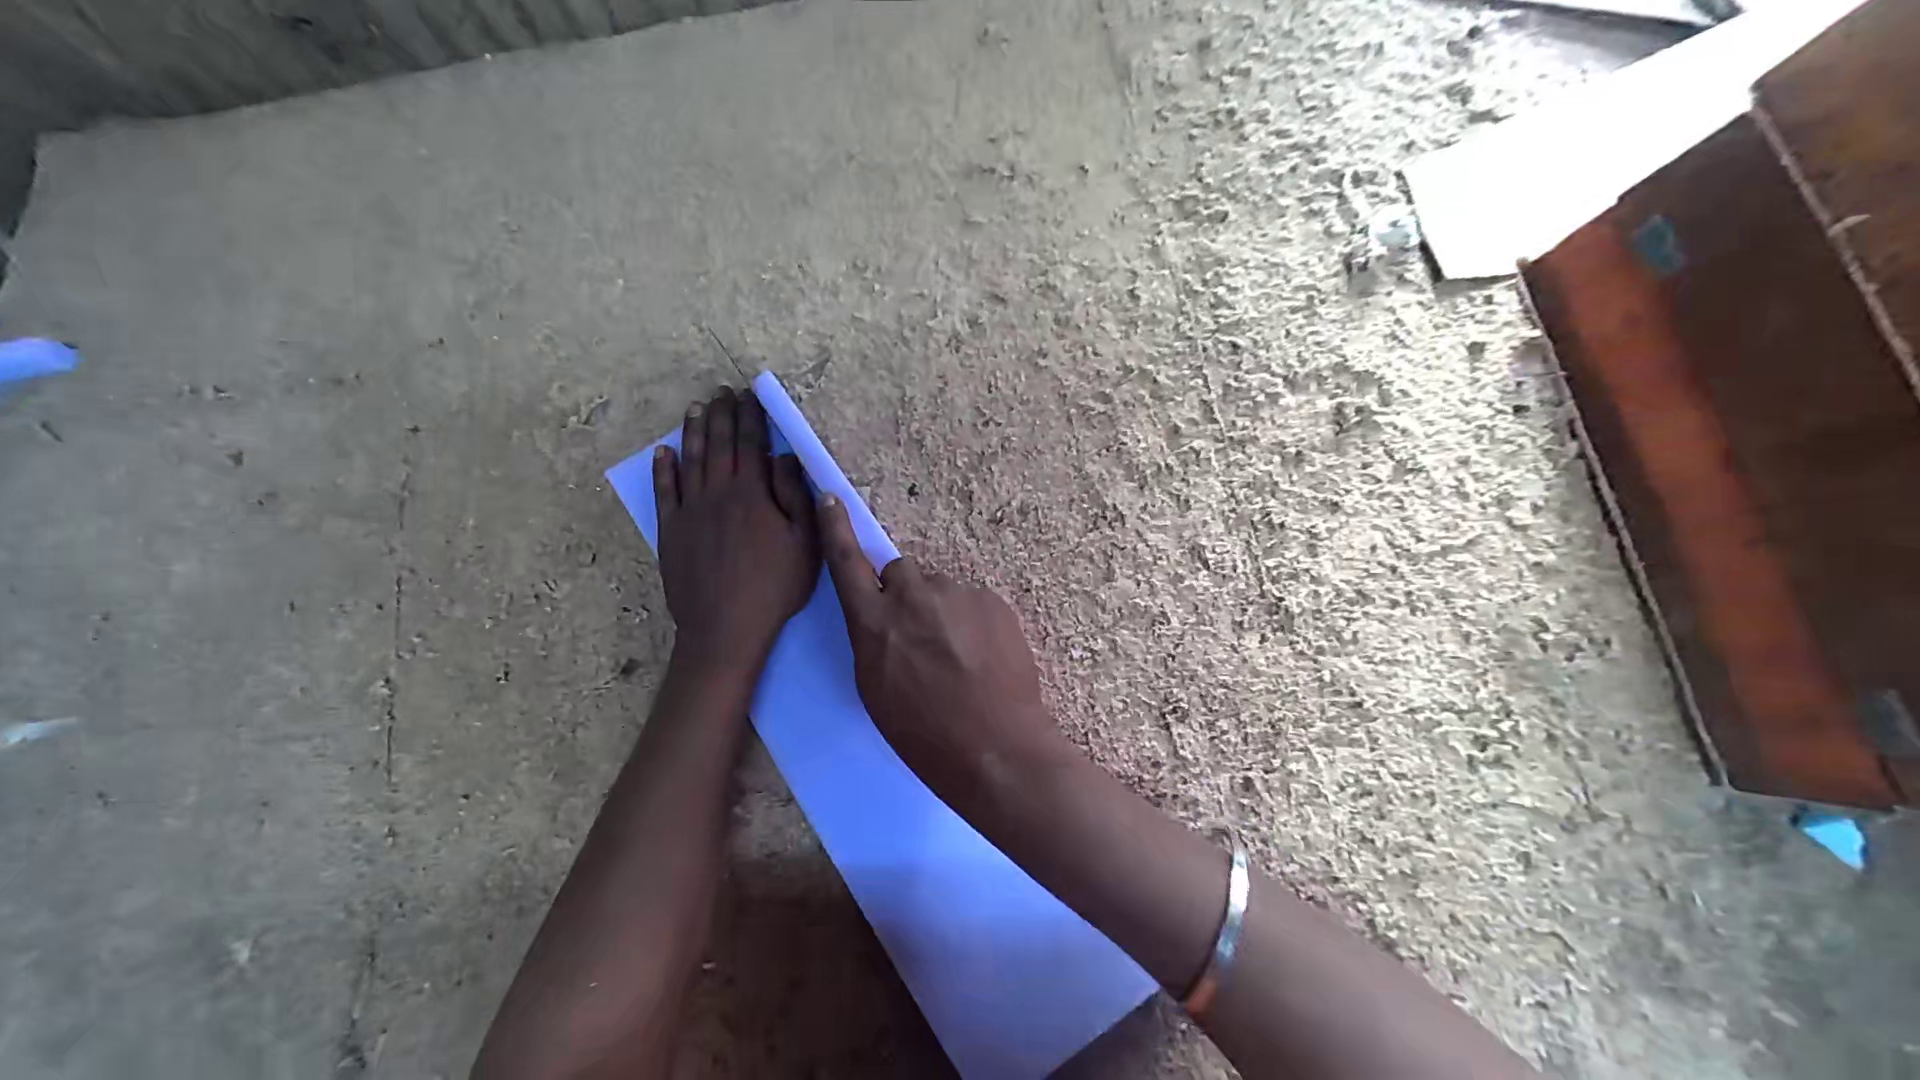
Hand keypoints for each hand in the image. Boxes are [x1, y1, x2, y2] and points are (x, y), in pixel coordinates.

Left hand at [655, 389, 818, 668]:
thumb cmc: (775, 586)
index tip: (750, 395)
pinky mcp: (671, 531)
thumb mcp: (803, 543)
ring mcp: (689, 511)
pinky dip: (663, 469)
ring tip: (696, 409)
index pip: (750, 445)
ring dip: (694, 432)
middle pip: (718, 445)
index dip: (751, 418)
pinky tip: (663, 452)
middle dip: (722, 415)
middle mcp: (716, 493)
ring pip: (690, 460)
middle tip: (722, 391)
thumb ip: (795, 496)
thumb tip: (785, 458)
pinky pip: (665, 491)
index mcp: (751, 494)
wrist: (725, 626)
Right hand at [818, 496, 1073, 807]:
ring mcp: (958, 595)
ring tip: (958, 657)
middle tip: (920, 637)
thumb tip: (883, 615)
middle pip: (901, 572)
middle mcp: (913, 598)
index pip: (847, 563)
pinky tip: (981, 656)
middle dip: (905, 594)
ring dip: (942, 611)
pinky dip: (972, 620)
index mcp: (875, 624)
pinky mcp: (993, 601)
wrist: (997, 750)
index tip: (830, 498)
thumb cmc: (924, 735)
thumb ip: (873, 638)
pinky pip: (972, 600)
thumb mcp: (876, 690)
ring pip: (940, 589)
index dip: (836, 529)